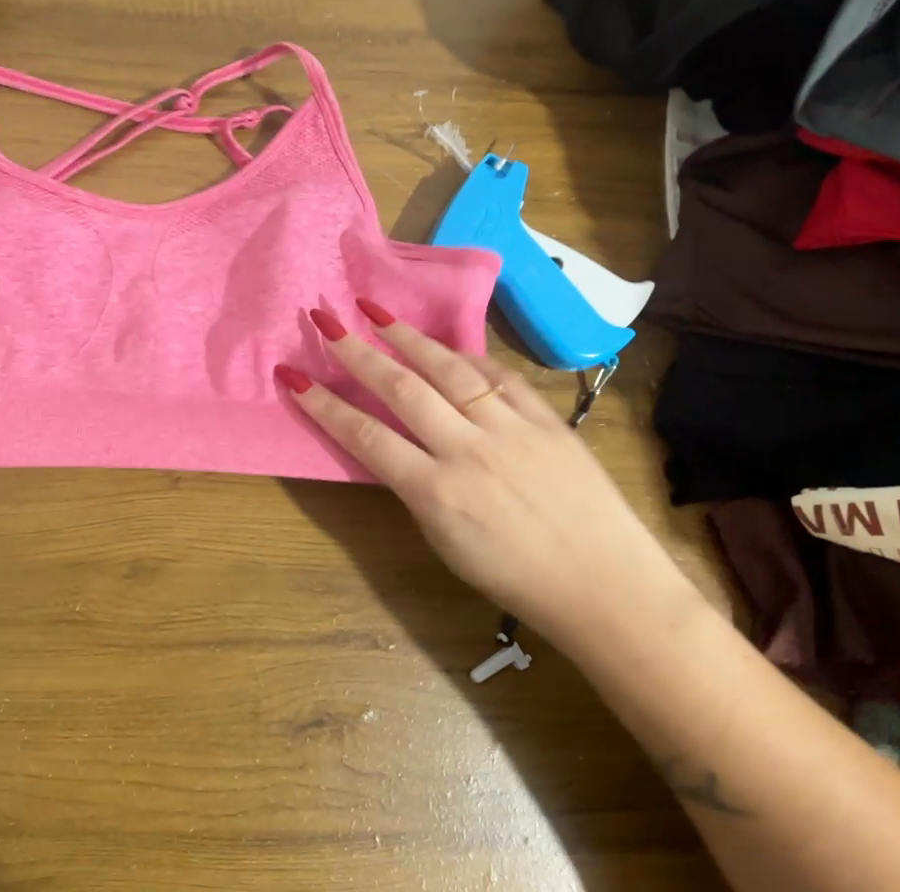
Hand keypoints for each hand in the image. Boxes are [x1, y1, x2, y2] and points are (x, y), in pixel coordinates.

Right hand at [278, 300, 700, 649]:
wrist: (605, 586)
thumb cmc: (515, 580)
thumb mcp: (445, 543)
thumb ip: (415, 489)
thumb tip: (392, 447)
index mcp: (436, 493)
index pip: (365, 436)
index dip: (324, 404)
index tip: (295, 376)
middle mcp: (469, 451)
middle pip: (402, 389)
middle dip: (358, 353)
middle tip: (327, 322)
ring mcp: (512, 430)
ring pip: (450, 370)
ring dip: (408, 338)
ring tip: (377, 314)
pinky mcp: (548, 420)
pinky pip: (500, 377)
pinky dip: (467, 357)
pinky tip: (445, 346)